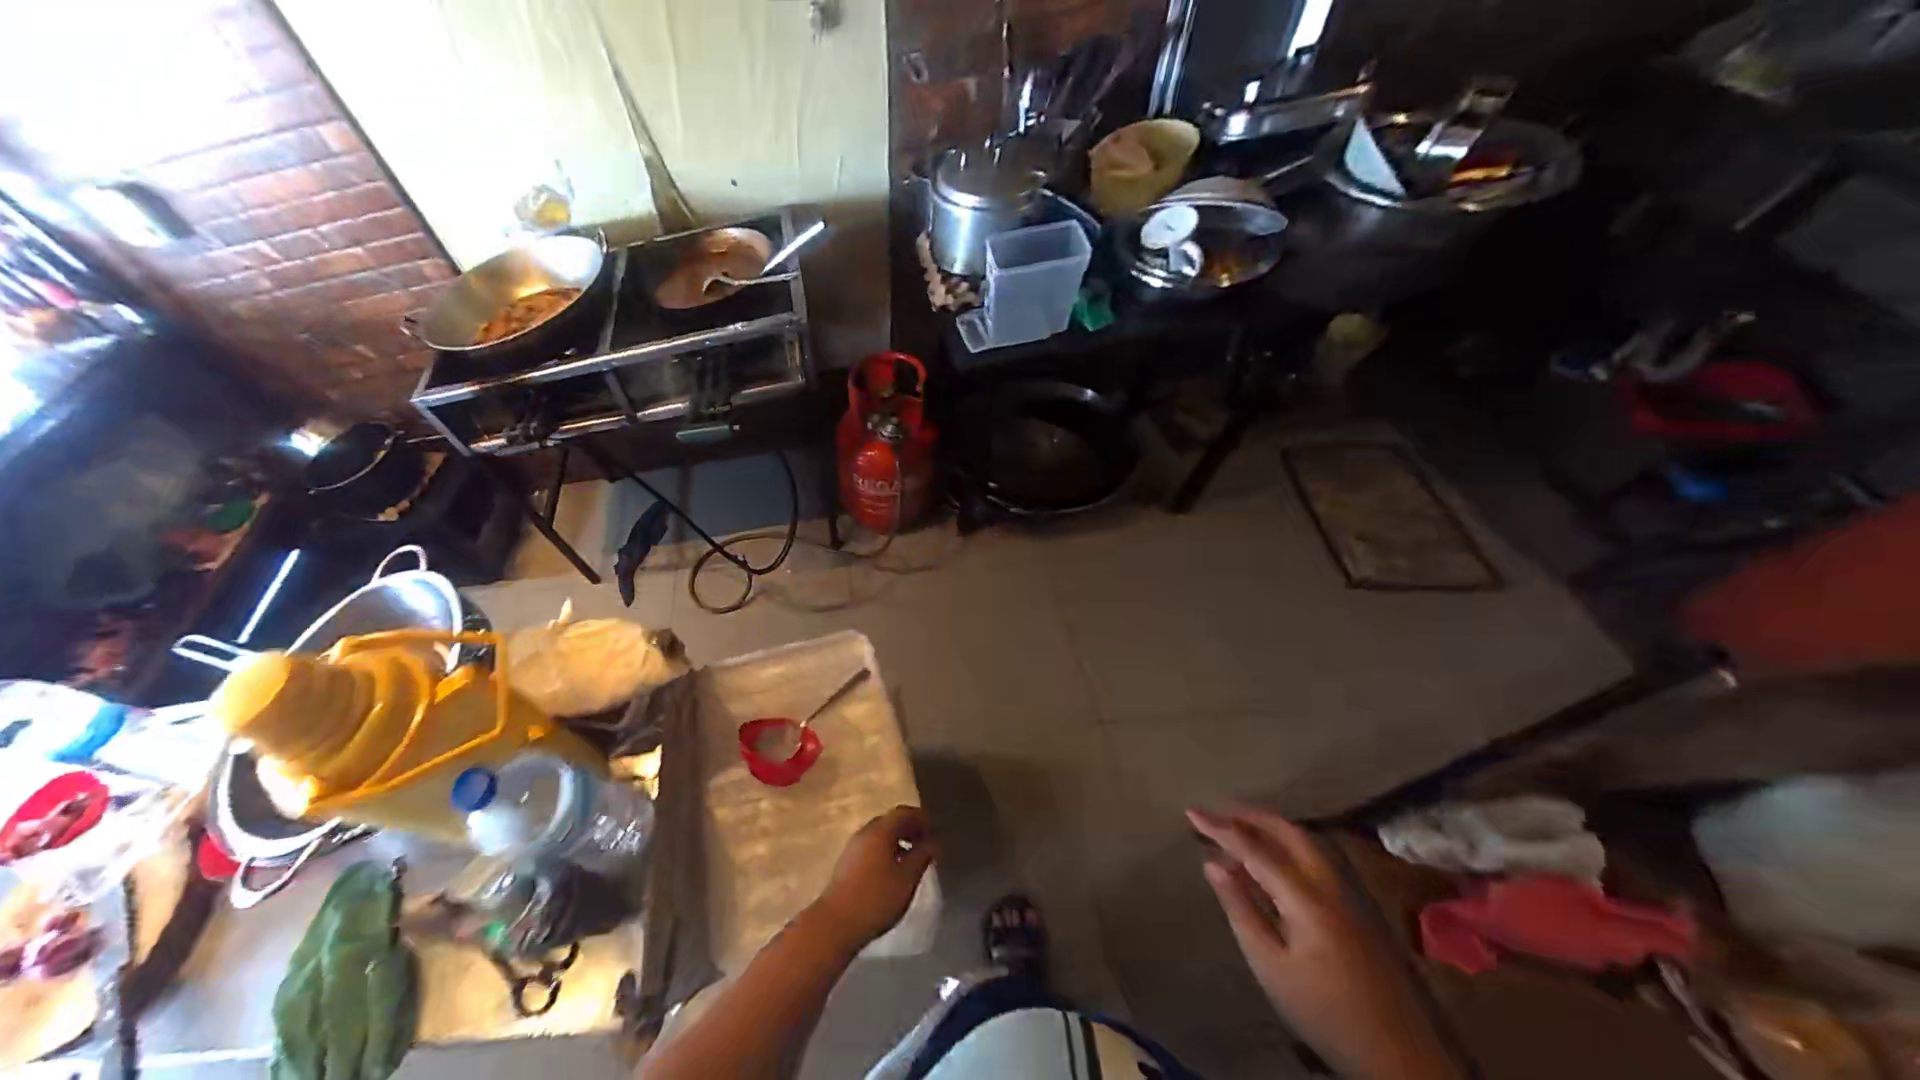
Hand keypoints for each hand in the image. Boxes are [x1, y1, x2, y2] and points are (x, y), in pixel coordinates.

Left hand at [809, 806, 936, 950]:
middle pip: (890, 821)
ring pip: (879, 834)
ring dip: (897, 840)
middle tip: (925, 842)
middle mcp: (864, 833)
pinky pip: (870, 847)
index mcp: (880, 831)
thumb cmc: (876, 899)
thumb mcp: (907, 878)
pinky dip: (885, 850)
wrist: (835, 924)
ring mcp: (852, 848)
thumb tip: (933, 841)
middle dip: (909, 828)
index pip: (904, 813)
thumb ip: (922, 856)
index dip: (921, 818)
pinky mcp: (846, 863)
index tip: (935, 831)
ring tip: (912, 857)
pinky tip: (892, 870)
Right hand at [1188, 805, 1460, 1079]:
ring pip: (1307, 839)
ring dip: (1271, 826)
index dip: (1220, 827)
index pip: (1255, 848)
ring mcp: (1352, 890)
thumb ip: (1241, 908)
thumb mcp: (1270, 966)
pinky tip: (1276, 856)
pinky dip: (1290, 841)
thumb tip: (1213, 864)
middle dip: (1248, 816)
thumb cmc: (1324, 1013)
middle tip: (1215, 814)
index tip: (1191, 813)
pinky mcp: (1362, 903)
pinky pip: (1320, 853)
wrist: (1401, 1053)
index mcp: (1307, 897)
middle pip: (1287, 831)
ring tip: (1239, 828)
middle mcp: (1332, 882)